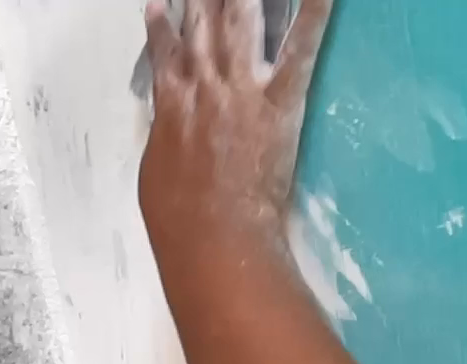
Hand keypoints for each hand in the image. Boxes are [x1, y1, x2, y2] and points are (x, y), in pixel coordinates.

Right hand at [139, 0, 333, 263]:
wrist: (213, 237)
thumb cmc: (176, 219)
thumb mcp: (152, 174)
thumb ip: (163, 137)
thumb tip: (168, 122)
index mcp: (170, 108)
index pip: (165, 54)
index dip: (161, 26)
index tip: (159, 2)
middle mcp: (204, 88)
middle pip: (203, 26)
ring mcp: (242, 92)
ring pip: (243, 23)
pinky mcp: (280, 103)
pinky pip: (300, 49)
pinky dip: (313, 13)